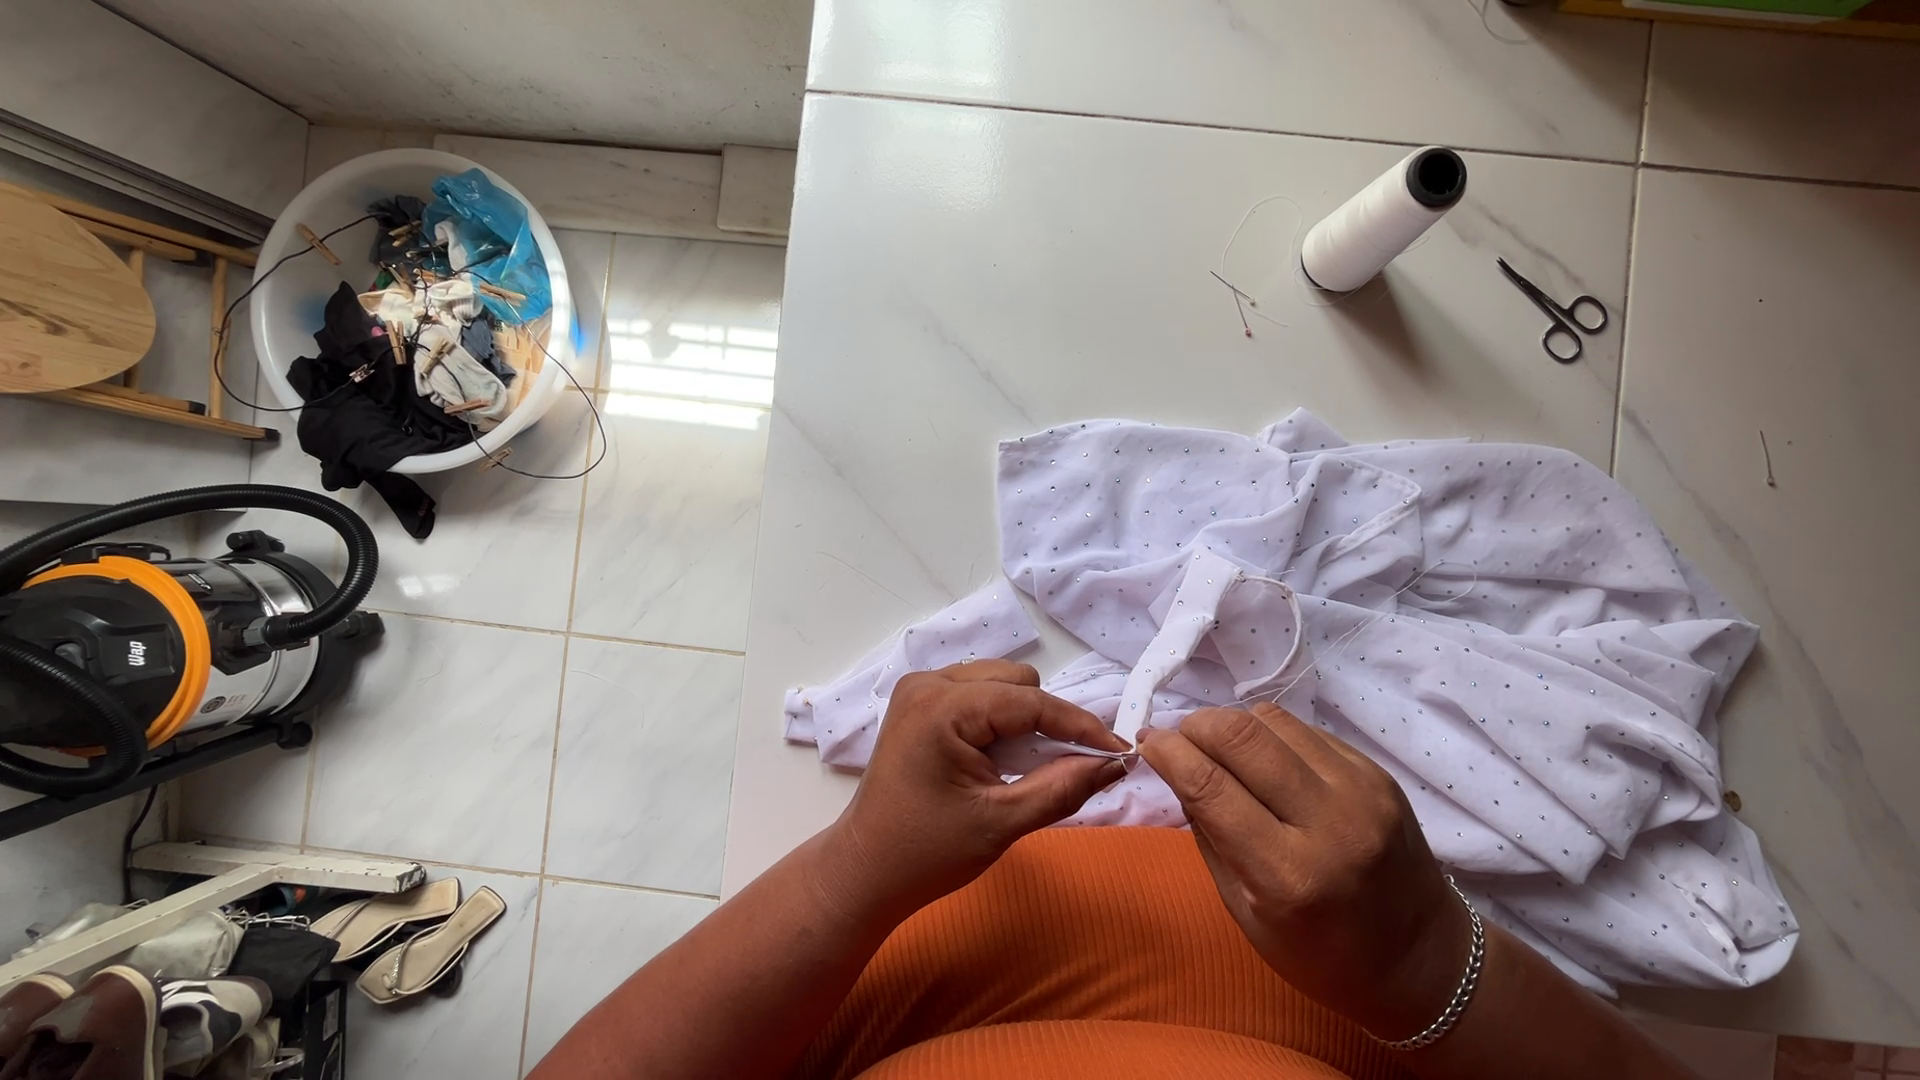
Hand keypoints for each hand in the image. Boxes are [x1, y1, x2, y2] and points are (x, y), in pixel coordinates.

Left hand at [822, 660, 1130, 918]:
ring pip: (1001, 682)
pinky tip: (999, 757)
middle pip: (1017, 681)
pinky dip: (1001, 719)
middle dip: (1048, 722)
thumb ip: (1064, 788)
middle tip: (1061, 768)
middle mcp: (929, 683)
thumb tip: (1115, 763)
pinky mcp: (920, 701)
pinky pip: (980, 692)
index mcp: (942, 707)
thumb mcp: (1003, 823)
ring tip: (1024, 767)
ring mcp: (920, 688)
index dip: (1080, 726)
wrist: (867, 870)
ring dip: (1025, 718)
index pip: (1030, 702)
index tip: (1120, 752)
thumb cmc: (928, 853)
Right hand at [1137, 703, 1473, 1040]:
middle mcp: (1330, 823)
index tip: (1146, 743)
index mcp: (1289, 875)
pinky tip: (1262, 758)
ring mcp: (1362, 791)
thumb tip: (1175, 765)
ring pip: (1270, 720)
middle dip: (1193, 726)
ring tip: (1216, 748)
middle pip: (1240, 736)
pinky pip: (1303, 729)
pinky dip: (1268, 734)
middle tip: (1177, 739)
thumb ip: (1207, 833)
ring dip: (1229, 724)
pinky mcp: (1377, 772)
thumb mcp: (1244, 909)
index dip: (1168, 753)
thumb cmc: (1319, 953)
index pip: (1209, 785)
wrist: (1423, 960)